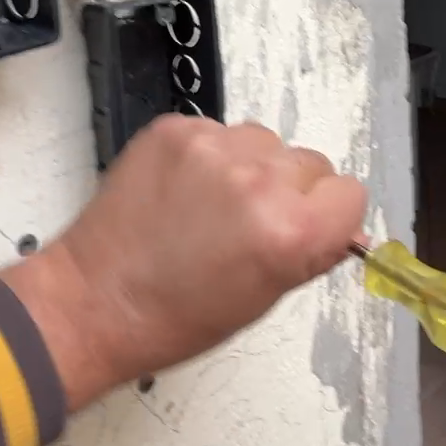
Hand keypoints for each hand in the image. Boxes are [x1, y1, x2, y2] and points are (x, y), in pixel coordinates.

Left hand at [3, 116, 367, 410]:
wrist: (95, 299)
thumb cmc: (172, 315)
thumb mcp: (263, 297)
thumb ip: (310, 250)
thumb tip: (340, 223)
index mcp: (287, 232)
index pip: (350, 193)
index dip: (332, 212)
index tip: (315, 221)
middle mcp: (256, 181)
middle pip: (311, 162)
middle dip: (292, 189)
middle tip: (253, 220)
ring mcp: (212, 149)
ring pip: (266, 140)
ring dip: (252, 165)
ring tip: (214, 204)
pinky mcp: (177, 130)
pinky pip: (219, 131)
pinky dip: (211, 155)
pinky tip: (186, 189)